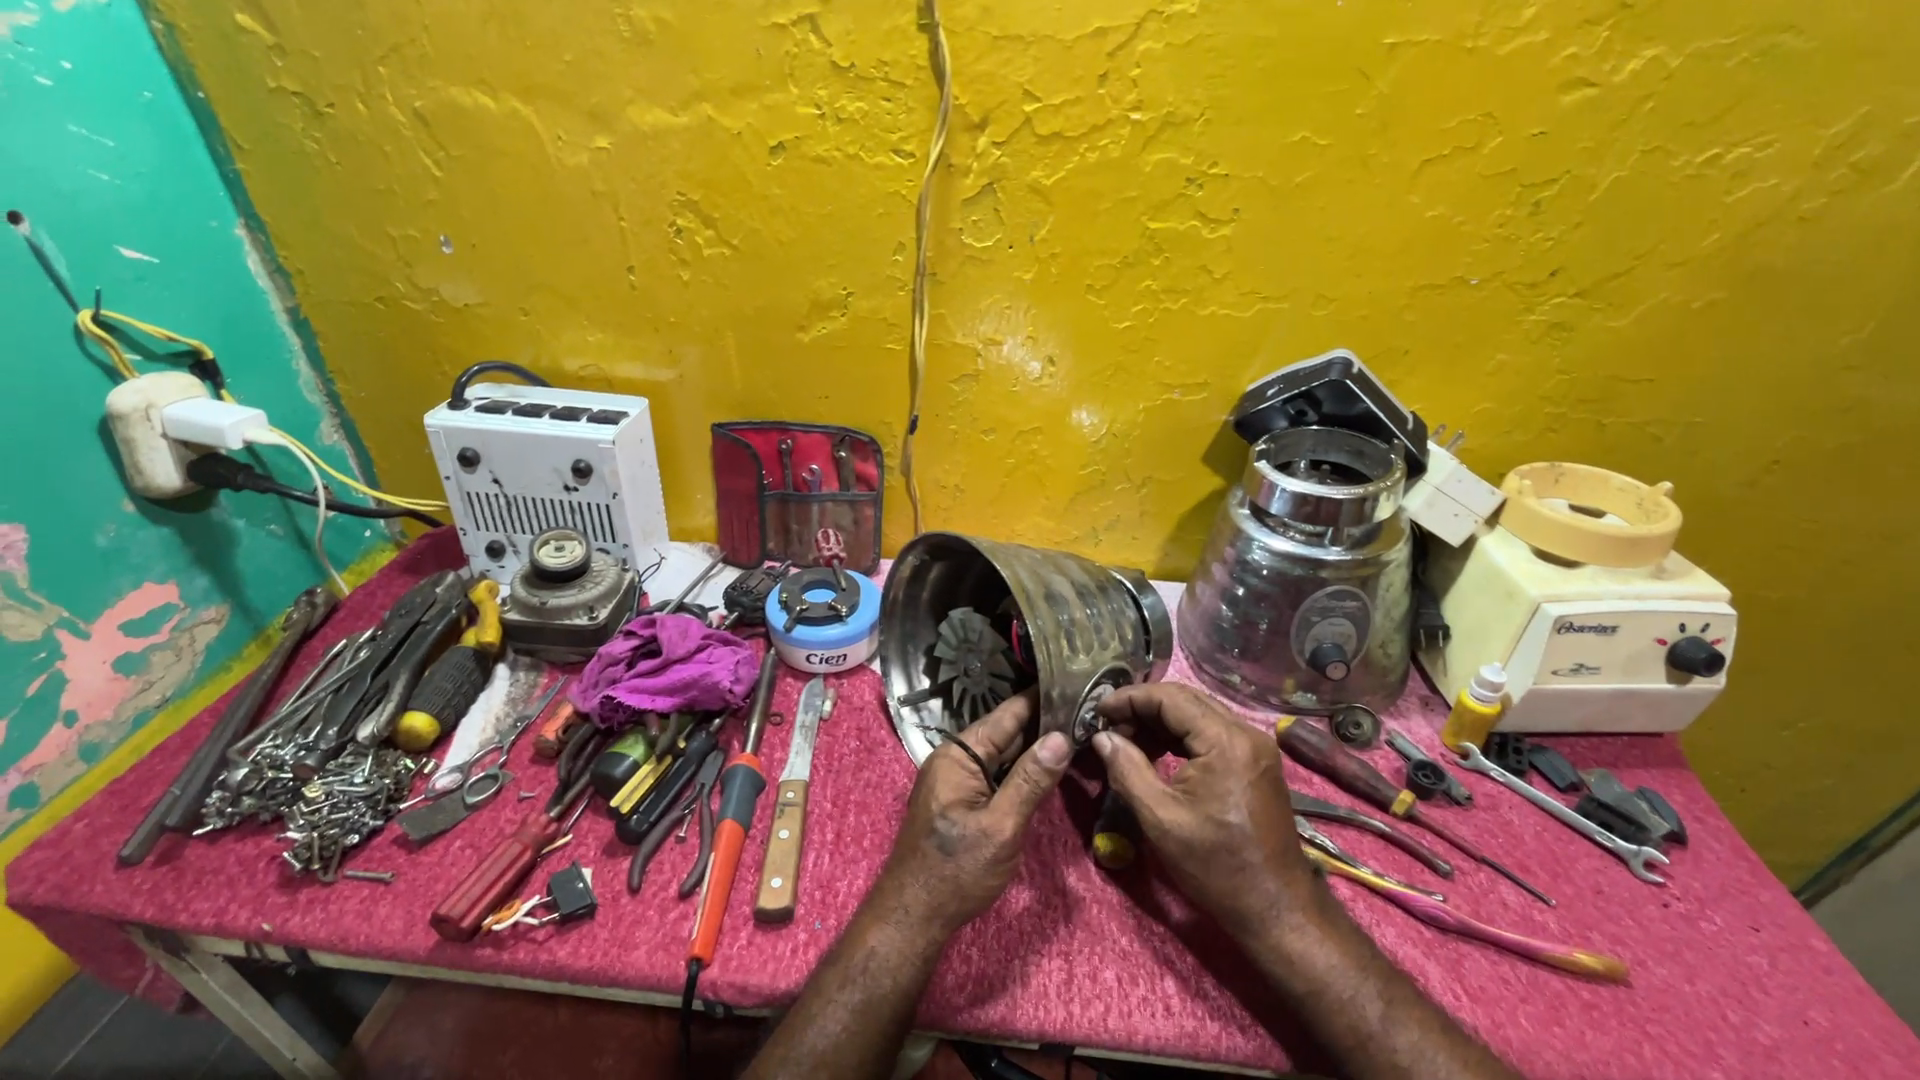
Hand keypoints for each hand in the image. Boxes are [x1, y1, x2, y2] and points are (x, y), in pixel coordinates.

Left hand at [874, 693, 1072, 934]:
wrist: (915, 915)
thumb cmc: (956, 871)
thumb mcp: (1000, 827)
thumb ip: (1030, 781)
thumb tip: (1061, 737)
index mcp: (958, 757)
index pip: (1006, 716)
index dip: (1040, 699)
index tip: (1073, 679)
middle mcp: (955, 761)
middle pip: (1006, 732)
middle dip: (1043, 720)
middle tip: (1087, 704)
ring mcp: (959, 782)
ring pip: (1004, 754)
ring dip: (1036, 745)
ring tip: (1078, 725)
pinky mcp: (965, 802)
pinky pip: (998, 775)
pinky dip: (1024, 768)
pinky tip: (1051, 765)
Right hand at [1092, 684, 1318, 936]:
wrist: (1274, 905)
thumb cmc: (1215, 865)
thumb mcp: (1160, 818)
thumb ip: (1127, 769)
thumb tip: (1101, 738)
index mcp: (1225, 741)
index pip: (1170, 697)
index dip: (1129, 698)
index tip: (1097, 711)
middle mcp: (1246, 733)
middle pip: (1186, 699)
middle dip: (1143, 707)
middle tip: (1108, 726)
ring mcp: (1256, 746)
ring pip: (1199, 714)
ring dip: (1161, 722)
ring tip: (1125, 742)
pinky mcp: (1256, 762)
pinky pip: (1212, 733)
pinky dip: (1181, 737)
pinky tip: (1155, 753)